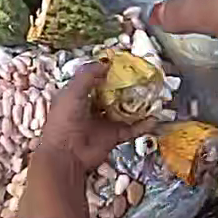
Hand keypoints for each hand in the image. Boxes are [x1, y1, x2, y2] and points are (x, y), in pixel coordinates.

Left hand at [16, 65, 146, 217]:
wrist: (66, 155)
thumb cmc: (63, 122)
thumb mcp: (72, 92)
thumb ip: (87, 75)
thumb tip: (106, 62)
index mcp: (78, 96)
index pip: (95, 80)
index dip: (108, 72)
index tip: (124, 65)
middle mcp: (92, 108)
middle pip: (113, 95)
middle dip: (127, 88)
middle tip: (142, 79)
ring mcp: (103, 123)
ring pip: (124, 111)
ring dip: (137, 105)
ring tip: (152, 96)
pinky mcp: (113, 137)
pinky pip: (131, 129)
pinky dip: (142, 125)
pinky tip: (153, 118)